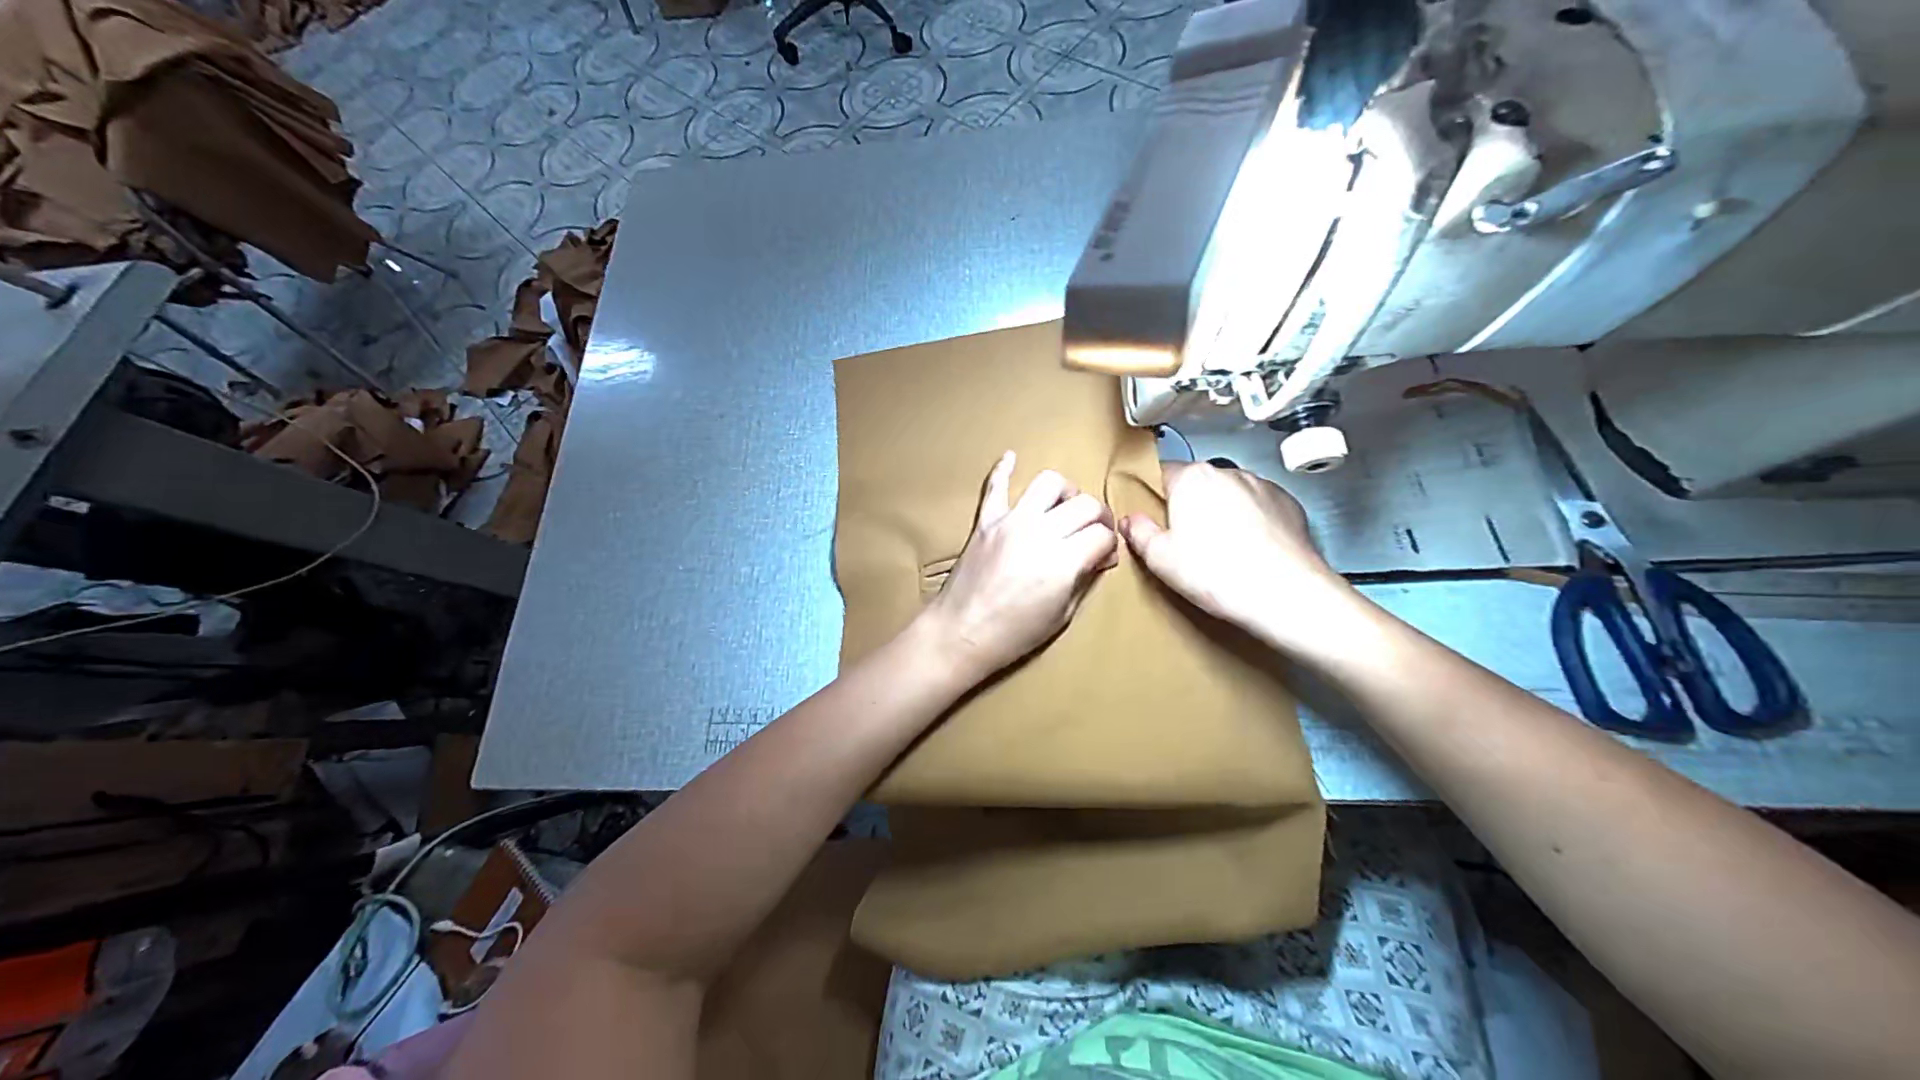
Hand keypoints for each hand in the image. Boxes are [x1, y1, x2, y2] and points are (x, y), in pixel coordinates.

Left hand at [917, 451, 1118, 680]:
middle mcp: (1040, 533)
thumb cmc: (1012, 634)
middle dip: (1097, 517)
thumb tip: (1099, 558)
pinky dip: (1004, 469)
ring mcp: (1010, 522)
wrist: (960, 634)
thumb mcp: (1062, 615)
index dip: (1110, 545)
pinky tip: (1012, 458)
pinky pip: (995, 486)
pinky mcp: (986, 522)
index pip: (1102, 534)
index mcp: (1063, 561)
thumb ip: (1084, 580)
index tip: (1104, 556)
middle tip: (1095, 532)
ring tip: (1065, 507)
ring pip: (1048, 483)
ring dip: (1064, 491)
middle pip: (1083, 504)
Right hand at [1118, 461, 1351, 643]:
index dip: (1153, 497)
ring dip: (1221, 515)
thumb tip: (1132, 522)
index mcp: (1193, 478)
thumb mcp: (1160, 559)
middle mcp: (1229, 473)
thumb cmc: (1221, 575)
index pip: (1160, 473)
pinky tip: (1247, 553)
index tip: (1151, 519)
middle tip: (1183, 544)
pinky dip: (1250, 524)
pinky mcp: (1288, 505)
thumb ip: (1139, 533)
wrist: (1286, 596)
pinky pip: (1258, 508)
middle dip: (1188, 508)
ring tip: (1219, 553)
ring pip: (1229, 495)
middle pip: (1196, 485)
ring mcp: (1262, 487)